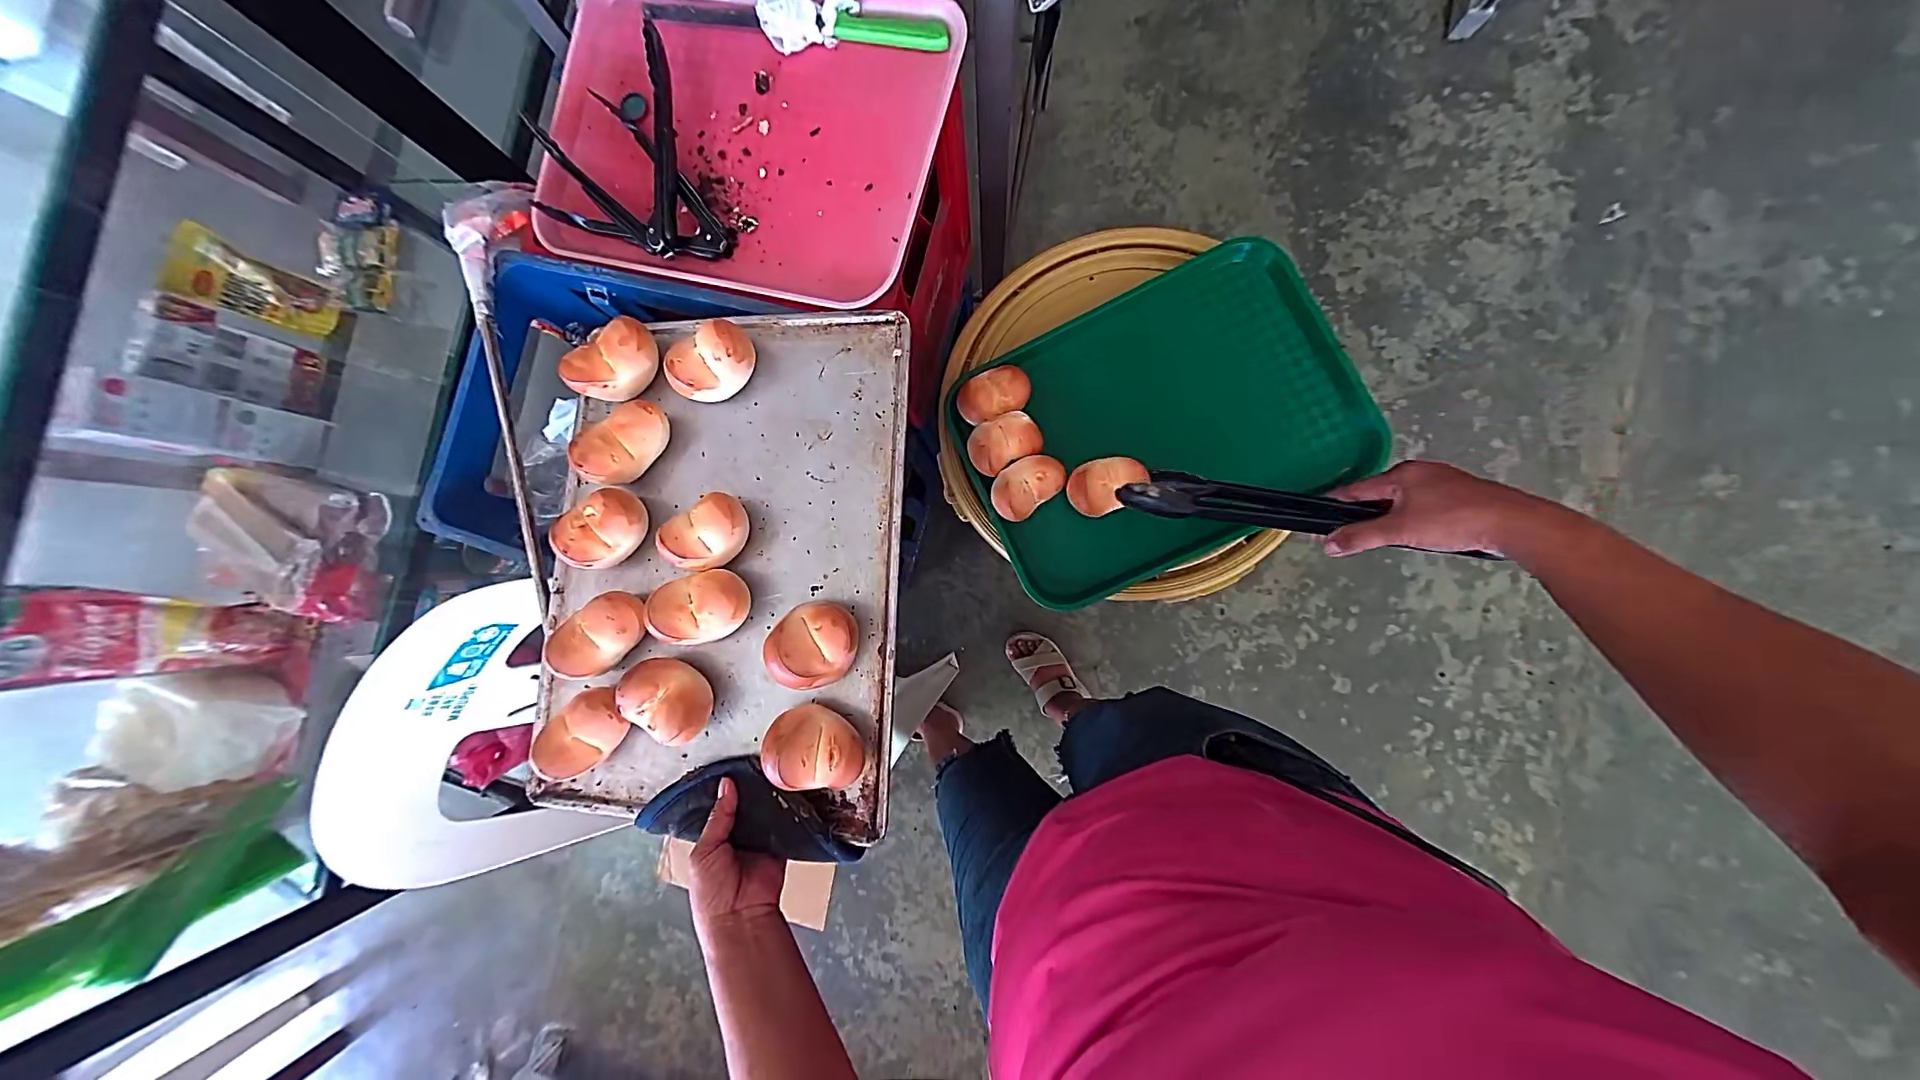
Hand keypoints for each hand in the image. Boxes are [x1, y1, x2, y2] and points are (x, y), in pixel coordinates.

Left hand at [688, 777, 787, 928]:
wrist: (739, 918)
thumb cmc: (711, 893)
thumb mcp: (705, 852)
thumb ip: (717, 819)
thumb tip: (726, 786)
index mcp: (715, 836)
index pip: (722, 805)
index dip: (727, 787)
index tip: (735, 766)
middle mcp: (738, 834)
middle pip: (746, 804)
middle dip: (750, 789)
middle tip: (757, 765)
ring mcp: (759, 839)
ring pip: (765, 811)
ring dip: (769, 797)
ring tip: (773, 774)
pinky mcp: (779, 845)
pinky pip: (784, 824)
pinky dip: (786, 812)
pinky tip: (788, 794)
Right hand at [1323, 460, 1570, 558]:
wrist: (1515, 524)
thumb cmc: (1453, 521)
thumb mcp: (1400, 531)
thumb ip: (1361, 536)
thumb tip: (1328, 543)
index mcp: (1402, 474)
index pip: (1357, 488)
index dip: (1337, 503)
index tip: (1320, 513)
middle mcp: (1421, 471)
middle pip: (1380, 493)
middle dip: (1366, 511)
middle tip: (1355, 533)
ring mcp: (1444, 481)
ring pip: (1404, 499)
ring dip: (1392, 516)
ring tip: (1390, 536)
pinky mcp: (1463, 494)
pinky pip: (1425, 503)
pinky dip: (1414, 517)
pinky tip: (1421, 532)